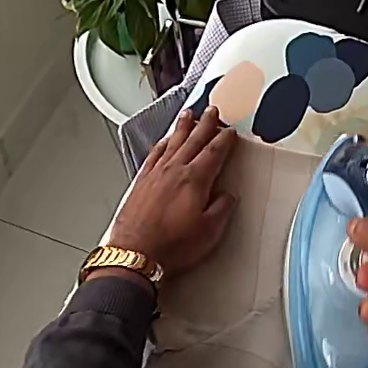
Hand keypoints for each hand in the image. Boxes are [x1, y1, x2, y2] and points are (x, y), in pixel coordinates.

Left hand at [100, 106, 238, 284]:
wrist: (136, 254)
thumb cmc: (170, 246)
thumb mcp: (210, 232)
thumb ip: (222, 209)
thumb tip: (228, 196)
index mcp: (195, 180)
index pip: (214, 153)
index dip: (225, 140)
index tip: (231, 133)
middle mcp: (174, 171)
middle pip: (194, 140)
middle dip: (206, 124)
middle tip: (212, 112)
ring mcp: (155, 175)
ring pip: (172, 142)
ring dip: (183, 127)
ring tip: (189, 115)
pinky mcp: (141, 182)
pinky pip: (154, 154)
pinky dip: (162, 144)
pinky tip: (163, 141)